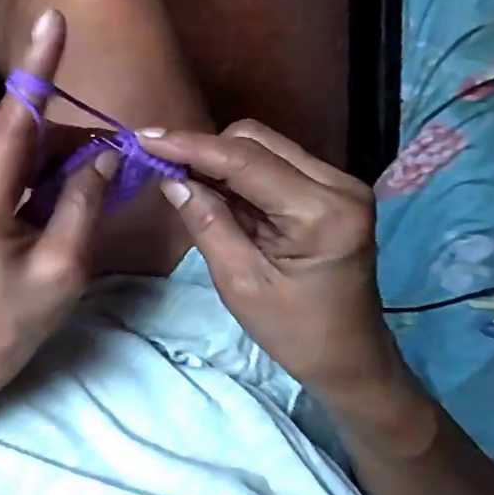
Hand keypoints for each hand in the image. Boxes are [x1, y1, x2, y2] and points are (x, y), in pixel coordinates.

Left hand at [0, 8, 115, 404]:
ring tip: (105, 184)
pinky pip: (23, 167)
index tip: (52, 20)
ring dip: (70, 158)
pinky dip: (56, 171)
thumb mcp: (66, 265)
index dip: (35, 68)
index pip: (11, 122)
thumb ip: (85, 201)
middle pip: (28, 135)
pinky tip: (78, 192)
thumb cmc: (20, 315)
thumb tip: (107, 152)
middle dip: (76, 138)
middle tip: (122, 157)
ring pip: (29, 150)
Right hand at [142, 121, 402, 397]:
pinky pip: (271, 163)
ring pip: (262, 145)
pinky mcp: (328, 191)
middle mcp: (338, 185)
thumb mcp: (239, 281)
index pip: (245, 160)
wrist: (348, 356)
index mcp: (321, 212)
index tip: (145, 138)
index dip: (190, 146)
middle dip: (203, 149)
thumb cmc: (293, 329)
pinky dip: (235, 172)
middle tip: (161, 168)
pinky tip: (211, 191)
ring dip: (217, 159)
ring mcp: (337, 184)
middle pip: (255, 140)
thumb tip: (170, 179)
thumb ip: (206, 223)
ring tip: (183, 182)